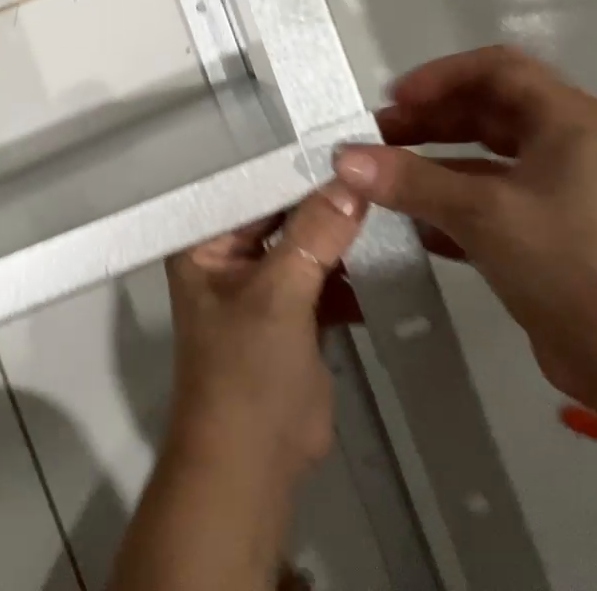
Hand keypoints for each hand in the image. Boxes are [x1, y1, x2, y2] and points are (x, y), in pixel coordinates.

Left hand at [163, 186, 367, 484]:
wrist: (253, 458)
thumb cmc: (246, 369)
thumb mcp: (278, 293)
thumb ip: (313, 235)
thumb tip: (350, 182)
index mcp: (205, 244)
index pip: (247, 189)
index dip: (290, 166)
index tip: (340, 137)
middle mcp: (230, 257)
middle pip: (280, 214)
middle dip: (323, 197)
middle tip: (377, 162)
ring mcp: (265, 287)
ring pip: (307, 244)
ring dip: (342, 232)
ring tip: (391, 198)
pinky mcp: (296, 315)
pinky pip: (326, 277)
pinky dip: (352, 271)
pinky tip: (389, 254)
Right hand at [332, 45, 596, 413]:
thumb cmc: (574, 264)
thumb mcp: (484, 213)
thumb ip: (410, 181)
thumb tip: (342, 158)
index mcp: (571, 121)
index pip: (498, 69)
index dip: (439, 77)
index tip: (390, 103)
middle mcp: (573, 147)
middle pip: (491, 112)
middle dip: (430, 122)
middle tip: (376, 142)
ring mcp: (567, 195)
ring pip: (489, 162)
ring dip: (436, 166)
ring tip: (382, 182)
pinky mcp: (555, 238)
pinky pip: (495, 204)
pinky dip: (454, 207)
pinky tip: (415, 229)